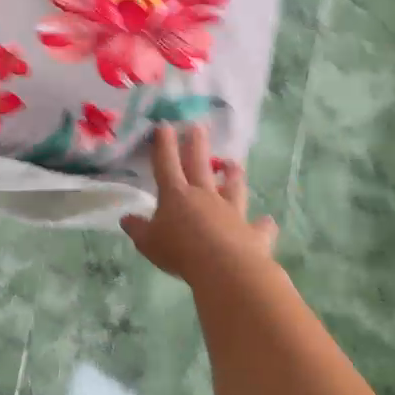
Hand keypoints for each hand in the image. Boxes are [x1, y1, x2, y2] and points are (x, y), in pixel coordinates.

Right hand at [121, 124, 278, 285]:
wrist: (227, 270)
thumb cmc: (180, 251)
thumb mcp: (147, 242)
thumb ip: (138, 228)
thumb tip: (127, 219)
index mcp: (176, 194)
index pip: (166, 164)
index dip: (164, 144)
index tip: (164, 125)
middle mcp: (205, 197)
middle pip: (200, 165)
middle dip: (197, 145)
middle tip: (198, 126)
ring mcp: (232, 213)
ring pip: (233, 189)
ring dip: (233, 176)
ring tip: (234, 164)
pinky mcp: (253, 233)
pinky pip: (259, 227)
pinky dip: (263, 224)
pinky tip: (267, 221)